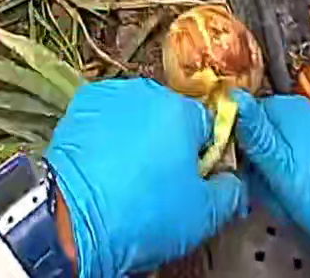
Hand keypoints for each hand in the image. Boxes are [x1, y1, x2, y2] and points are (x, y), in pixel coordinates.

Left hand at [45, 79, 247, 277]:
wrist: (74, 216)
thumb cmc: (143, 213)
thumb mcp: (201, 217)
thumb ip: (229, 193)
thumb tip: (235, 181)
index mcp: (182, 111)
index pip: (206, 125)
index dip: (203, 154)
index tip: (192, 180)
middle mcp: (150, 90)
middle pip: (170, 115)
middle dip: (169, 142)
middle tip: (158, 181)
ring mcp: (114, 92)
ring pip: (138, 111)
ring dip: (138, 133)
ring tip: (125, 173)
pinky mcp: (84, 100)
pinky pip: (107, 111)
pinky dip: (107, 129)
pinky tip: (102, 159)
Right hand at [232, 90, 309, 277]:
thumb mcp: (285, 172)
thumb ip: (255, 134)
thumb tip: (229, 94)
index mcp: (285, 109)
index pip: (240, 117)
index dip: (234, 146)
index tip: (235, 173)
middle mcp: (300, 111)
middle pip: (257, 134)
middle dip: (255, 165)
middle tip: (265, 194)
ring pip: (275, 151)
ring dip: (272, 178)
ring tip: (285, 202)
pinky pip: (294, 160)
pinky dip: (291, 181)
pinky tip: (300, 202)